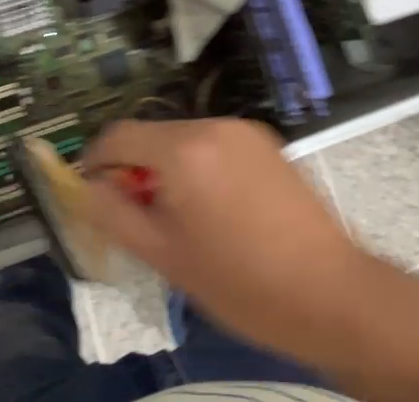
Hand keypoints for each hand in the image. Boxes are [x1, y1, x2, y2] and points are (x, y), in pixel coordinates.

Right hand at [82, 118, 370, 366]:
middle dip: (134, 169)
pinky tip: (215, 211)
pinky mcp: (268, 144)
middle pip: (152, 135)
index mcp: (184, 149)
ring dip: (167, 169)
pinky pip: (215, 145)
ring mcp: (245, 132)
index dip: (95, 162)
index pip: (117, 135)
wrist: (332, 294)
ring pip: (184, 140)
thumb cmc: (241, 281)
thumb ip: (114, 214)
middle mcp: (213, 126)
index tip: (90, 193)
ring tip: (178, 219)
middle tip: (136, 217)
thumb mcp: (164, 255)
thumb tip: (87, 187)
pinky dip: (199, 167)